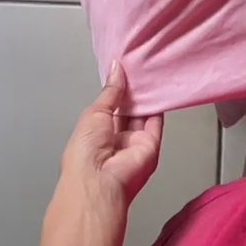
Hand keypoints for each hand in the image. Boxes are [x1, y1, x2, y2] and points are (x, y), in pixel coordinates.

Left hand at [57, 62, 164, 210]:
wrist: (99, 182)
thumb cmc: (85, 151)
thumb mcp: (94, 113)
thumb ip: (110, 91)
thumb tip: (116, 68)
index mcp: (97, 132)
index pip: (111, 105)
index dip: (117, 86)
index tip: (124, 65)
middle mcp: (117, 137)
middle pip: (129, 108)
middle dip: (133, 88)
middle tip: (139, 63)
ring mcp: (135, 141)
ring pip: (143, 112)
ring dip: (146, 93)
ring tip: (150, 68)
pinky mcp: (151, 145)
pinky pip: (157, 121)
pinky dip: (159, 104)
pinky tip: (160, 84)